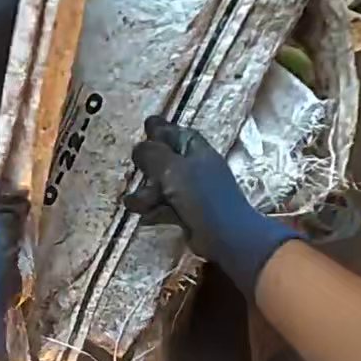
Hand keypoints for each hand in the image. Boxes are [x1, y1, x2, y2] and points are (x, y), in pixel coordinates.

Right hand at [123, 116, 299, 296]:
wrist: (226, 236)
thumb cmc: (201, 196)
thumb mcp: (173, 170)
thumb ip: (152, 156)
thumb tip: (138, 148)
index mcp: (197, 151)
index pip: (177, 134)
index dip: (162, 129)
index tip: (146, 124)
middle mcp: (196, 168)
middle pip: (167, 161)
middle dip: (149, 166)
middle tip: (134, 166)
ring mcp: (194, 193)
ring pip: (163, 186)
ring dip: (147, 194)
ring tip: (134, 203)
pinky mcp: (189, 214)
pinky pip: (166, 206)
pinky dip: (155, 210)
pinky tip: (144, 215)